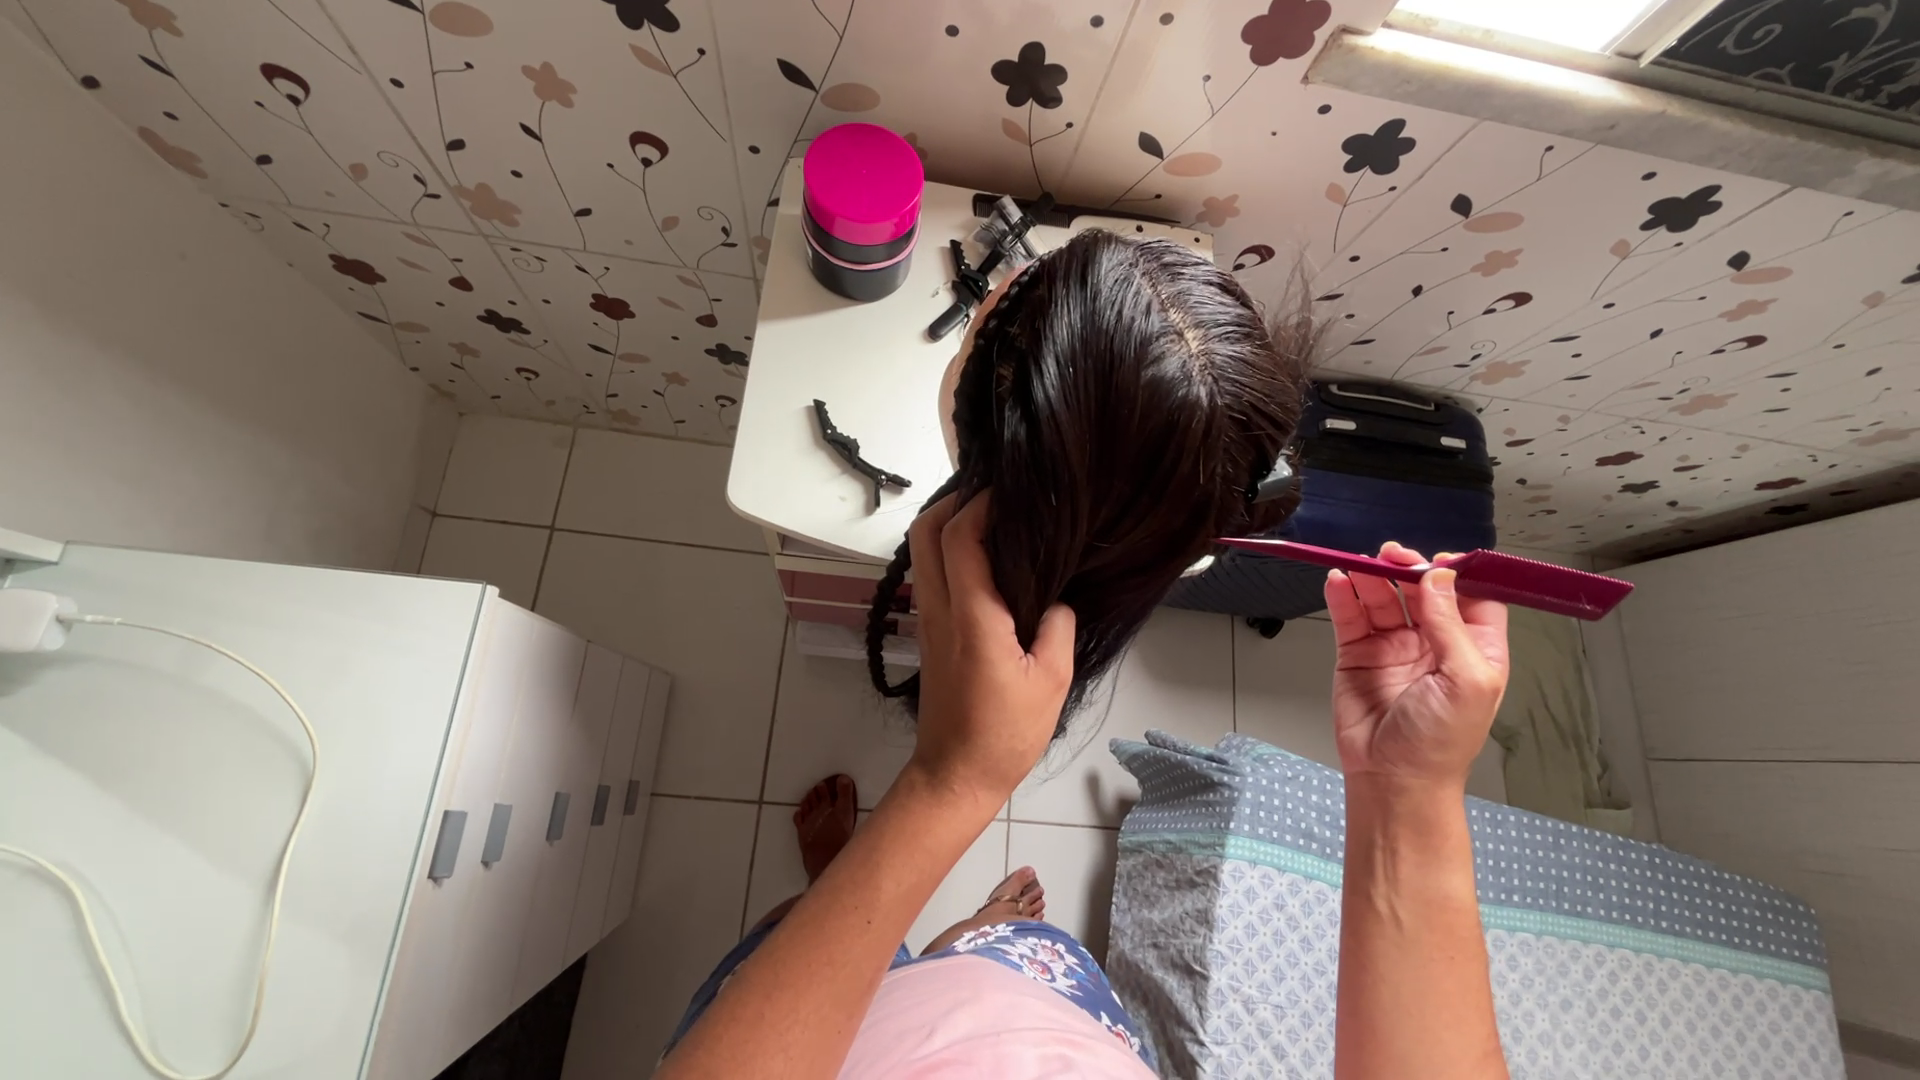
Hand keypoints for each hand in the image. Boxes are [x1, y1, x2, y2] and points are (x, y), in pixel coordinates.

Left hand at [904, 492, 1075, 802]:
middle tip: (995, 493)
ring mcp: (928, 620)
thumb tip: (1056, 599)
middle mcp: (939, 609)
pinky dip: (948, 550)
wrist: (955, 775)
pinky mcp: (929, 633)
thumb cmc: (1005, 733)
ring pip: (922, 552)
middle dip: (952, 500)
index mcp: (971, 616)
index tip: (1014, 488)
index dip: (981, 502)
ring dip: (947, 523)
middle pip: (924, 532)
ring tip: (993, 517)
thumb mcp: (1052, 682)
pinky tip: (985, 557)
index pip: (961, 537)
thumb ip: (1058, 628)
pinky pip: (931, 574)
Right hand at [1325, 542, 1508, 791]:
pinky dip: (1341, 596)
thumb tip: (1438, 578)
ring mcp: (1393, 646)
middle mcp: (1433, 642)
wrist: (1391, 777)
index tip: (1439, 560)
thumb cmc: (1441, 740)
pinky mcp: (1357, 654)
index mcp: (1473, 648)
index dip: (1457, 574)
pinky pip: (1349, 616)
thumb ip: (1451, 625)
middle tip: (1391, 555)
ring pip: (1382, 598)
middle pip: (1421, 591)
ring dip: (1371, 577)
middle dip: (1407, 569)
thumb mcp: (1466, 680)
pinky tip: (1337, 582)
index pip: (1472, 597)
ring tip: (1360, 564)